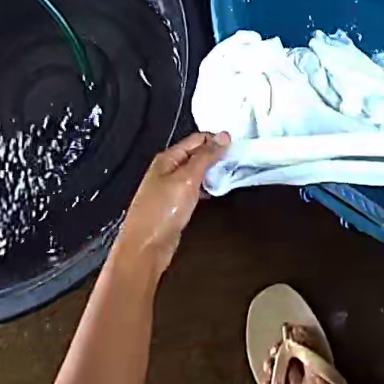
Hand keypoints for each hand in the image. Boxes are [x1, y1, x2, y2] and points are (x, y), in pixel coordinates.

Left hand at [113, 131, 229, 272]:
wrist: (146, 248)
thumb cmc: (164, 211)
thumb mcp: (187, 179)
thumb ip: (206, 156)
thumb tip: (224, 135)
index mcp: (168, 158)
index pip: (197, 139)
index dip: (217, 140)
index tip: (237, 148)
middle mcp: (168, 169)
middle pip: (197, 154)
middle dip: (217, 156)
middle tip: (237, 162)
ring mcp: (170, 187)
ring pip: (197, 172)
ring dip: (213, 172)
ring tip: (231, 175)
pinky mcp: (174, 204)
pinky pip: (194, 188)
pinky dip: (206, 187)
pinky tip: (216, 192)